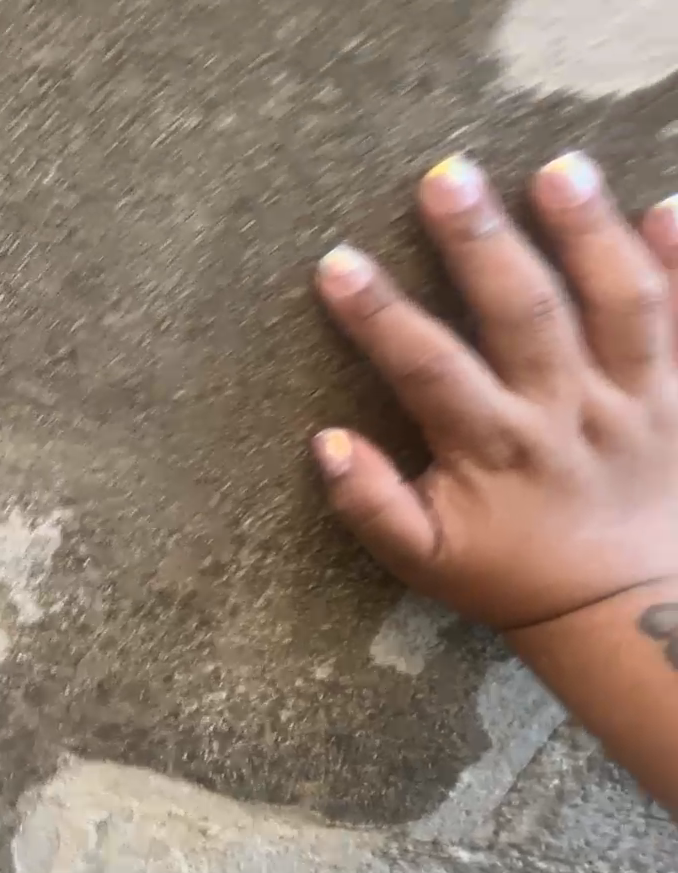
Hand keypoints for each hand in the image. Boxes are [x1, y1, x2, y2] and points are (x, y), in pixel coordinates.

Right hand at [313, 153, 677, 630]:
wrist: (636, 609)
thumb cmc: (505, 576)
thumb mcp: (415, 555)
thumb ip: (366, 501)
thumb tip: (324, 441)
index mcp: (493, 447)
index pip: (425, 365)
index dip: (377, 313)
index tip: (338, 264)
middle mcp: (570, 411)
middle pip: (525, 311)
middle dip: (481, 241)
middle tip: (448, 178)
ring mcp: (645, 399)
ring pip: (621, 300)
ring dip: (586, 230)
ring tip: (555, 169)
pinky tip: (667, 209)